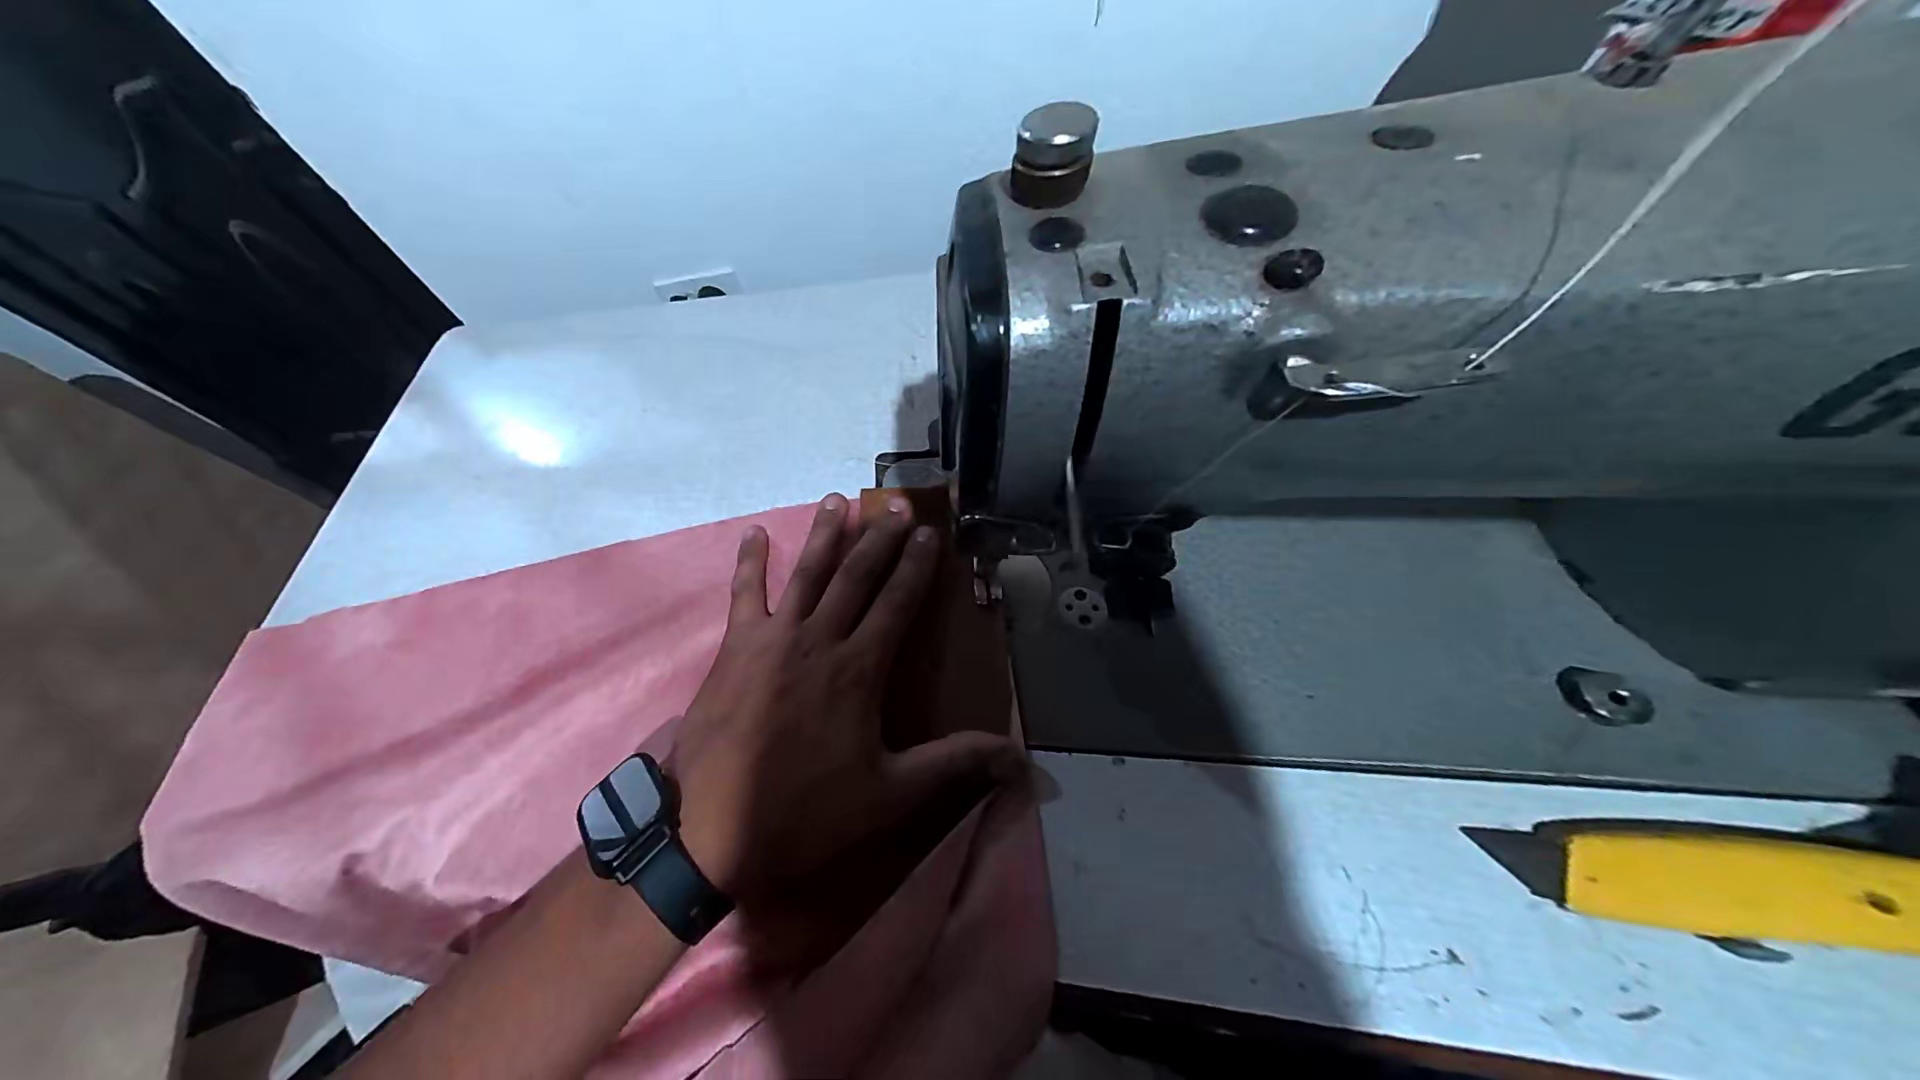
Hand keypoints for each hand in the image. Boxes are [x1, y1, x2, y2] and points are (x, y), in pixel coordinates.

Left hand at [669, 493, 1015, 902]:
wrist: (717, 830)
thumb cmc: (809, 810)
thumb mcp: (891, 792)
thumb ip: (953, 764)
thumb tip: (1018, 759)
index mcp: (859, 668)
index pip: (897, 602)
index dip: (916, 566)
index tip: (928, 532)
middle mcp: (820, 640)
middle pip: (856, 576)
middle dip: (880, 537)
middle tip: (897, 504)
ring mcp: (774, 639)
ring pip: (806, 573)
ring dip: (825, 535)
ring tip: (838, 500)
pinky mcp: (736, 648)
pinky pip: (745, 593)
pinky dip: (750, 562)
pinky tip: (753, 534)